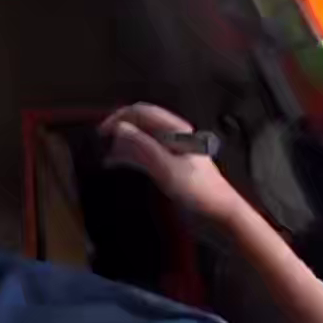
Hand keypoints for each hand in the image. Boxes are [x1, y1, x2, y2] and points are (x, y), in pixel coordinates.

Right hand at [100, 103, 247, 225]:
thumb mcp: (168, 170)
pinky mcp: (170, 159)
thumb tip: (119, 128)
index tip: (102, 130)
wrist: (222, 212)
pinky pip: (145, 149)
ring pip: (140, 135)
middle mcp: (172, 131)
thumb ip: (143, 147)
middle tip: (100, 141)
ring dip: (123, 141)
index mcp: (175, 127)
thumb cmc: (198, 190)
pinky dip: (130, 152)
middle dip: (119, 127)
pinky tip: (118, 161)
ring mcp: (171, 145)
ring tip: (105, 152)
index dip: (119, 116)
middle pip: (140, 121)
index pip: (141, 111)